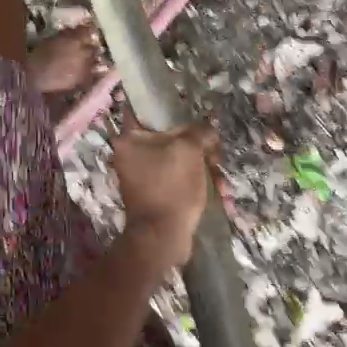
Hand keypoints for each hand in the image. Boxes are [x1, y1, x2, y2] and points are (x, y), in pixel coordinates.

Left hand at [113, 122, 218, 269]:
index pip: (143, 111)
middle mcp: (128, 154)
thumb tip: (207, 127)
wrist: (163, 236)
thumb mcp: (189, 150)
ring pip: (173, 159)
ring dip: (197, 165)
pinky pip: (173, 178)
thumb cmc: (171, 186)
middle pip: (165, 138)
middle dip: (193, 145)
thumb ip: (198, 132)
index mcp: (128, 139)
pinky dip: (192, 181)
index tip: (189, 115)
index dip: (168, 110)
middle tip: (214, 153)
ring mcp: (138, 175)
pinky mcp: (151, 193)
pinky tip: (216, 189)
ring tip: (218, 176)